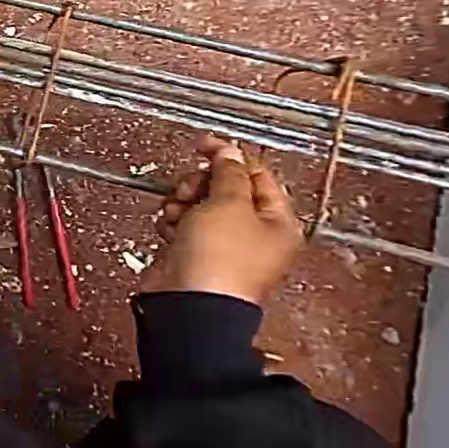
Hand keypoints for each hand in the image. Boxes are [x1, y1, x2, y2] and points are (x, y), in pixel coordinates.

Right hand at [140, 136, 302, 303]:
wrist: (189, 301)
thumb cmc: (219, 257)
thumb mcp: (228, 203)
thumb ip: (229, 172)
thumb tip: (230, 153)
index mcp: (277, 222)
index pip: (256, 174)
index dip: (228, 157)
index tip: (203, 146)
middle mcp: (255, 234)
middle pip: (224, 188)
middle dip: (198, 184)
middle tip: (189, 189)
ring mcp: (225, 245)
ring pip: (199, 203)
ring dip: (182, 202)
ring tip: (177, 214)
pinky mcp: (198, 253)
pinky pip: (184, 223)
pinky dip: (174, 222)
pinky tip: (171, 230)